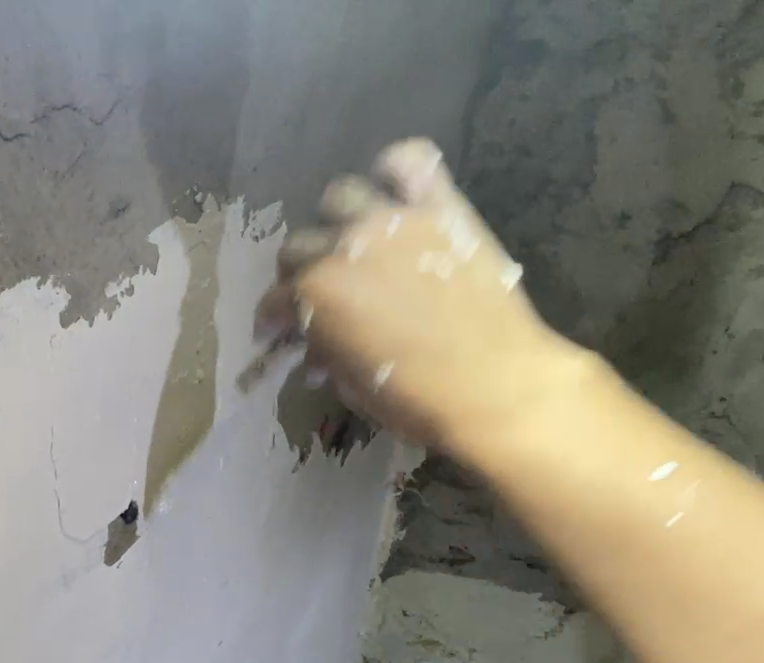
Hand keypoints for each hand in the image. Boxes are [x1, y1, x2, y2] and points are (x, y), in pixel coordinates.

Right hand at [258, 139, 612, 453]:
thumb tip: (317, 351)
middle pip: (297, 246)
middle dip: (294, 276)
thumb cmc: (414, 399)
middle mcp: (344, 247)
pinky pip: (412, 162)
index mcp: (316, 295)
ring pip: (340, 196)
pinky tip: (391, 190)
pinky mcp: (441, 210)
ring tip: (347, 244)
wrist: (493, 385)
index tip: (274, 334)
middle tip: (311, 298)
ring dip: (334, 222)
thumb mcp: (350, 385)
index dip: (270, 321)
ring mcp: (393, 222)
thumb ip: (325, 353)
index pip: (275, 301)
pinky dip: (395, 168)